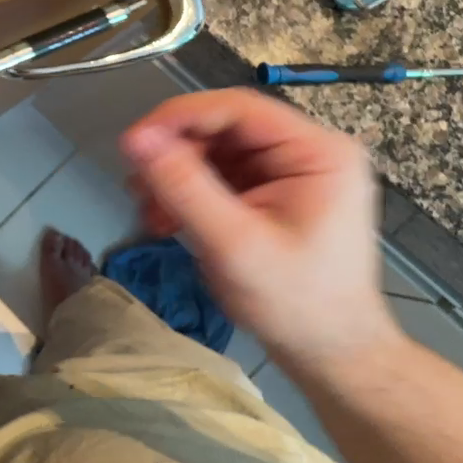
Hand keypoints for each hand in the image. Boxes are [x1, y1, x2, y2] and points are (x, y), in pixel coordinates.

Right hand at [119, 88, 399, 372]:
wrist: (329, 354)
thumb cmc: (295, 303)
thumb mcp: (233, 244)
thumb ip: (183, 186)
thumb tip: (134, 139)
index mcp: (318, 152)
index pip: (236, 108)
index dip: (178, 117)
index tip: (133, 143)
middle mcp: (304, 150)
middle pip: (219, 126)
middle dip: (172, 154)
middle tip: (137, 186)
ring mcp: (285, 170)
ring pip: (209, 148)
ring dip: (172, 175)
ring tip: (150, 212)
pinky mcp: (266, 189)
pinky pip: (212, 172)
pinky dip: (183, 191)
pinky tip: (165, 218)